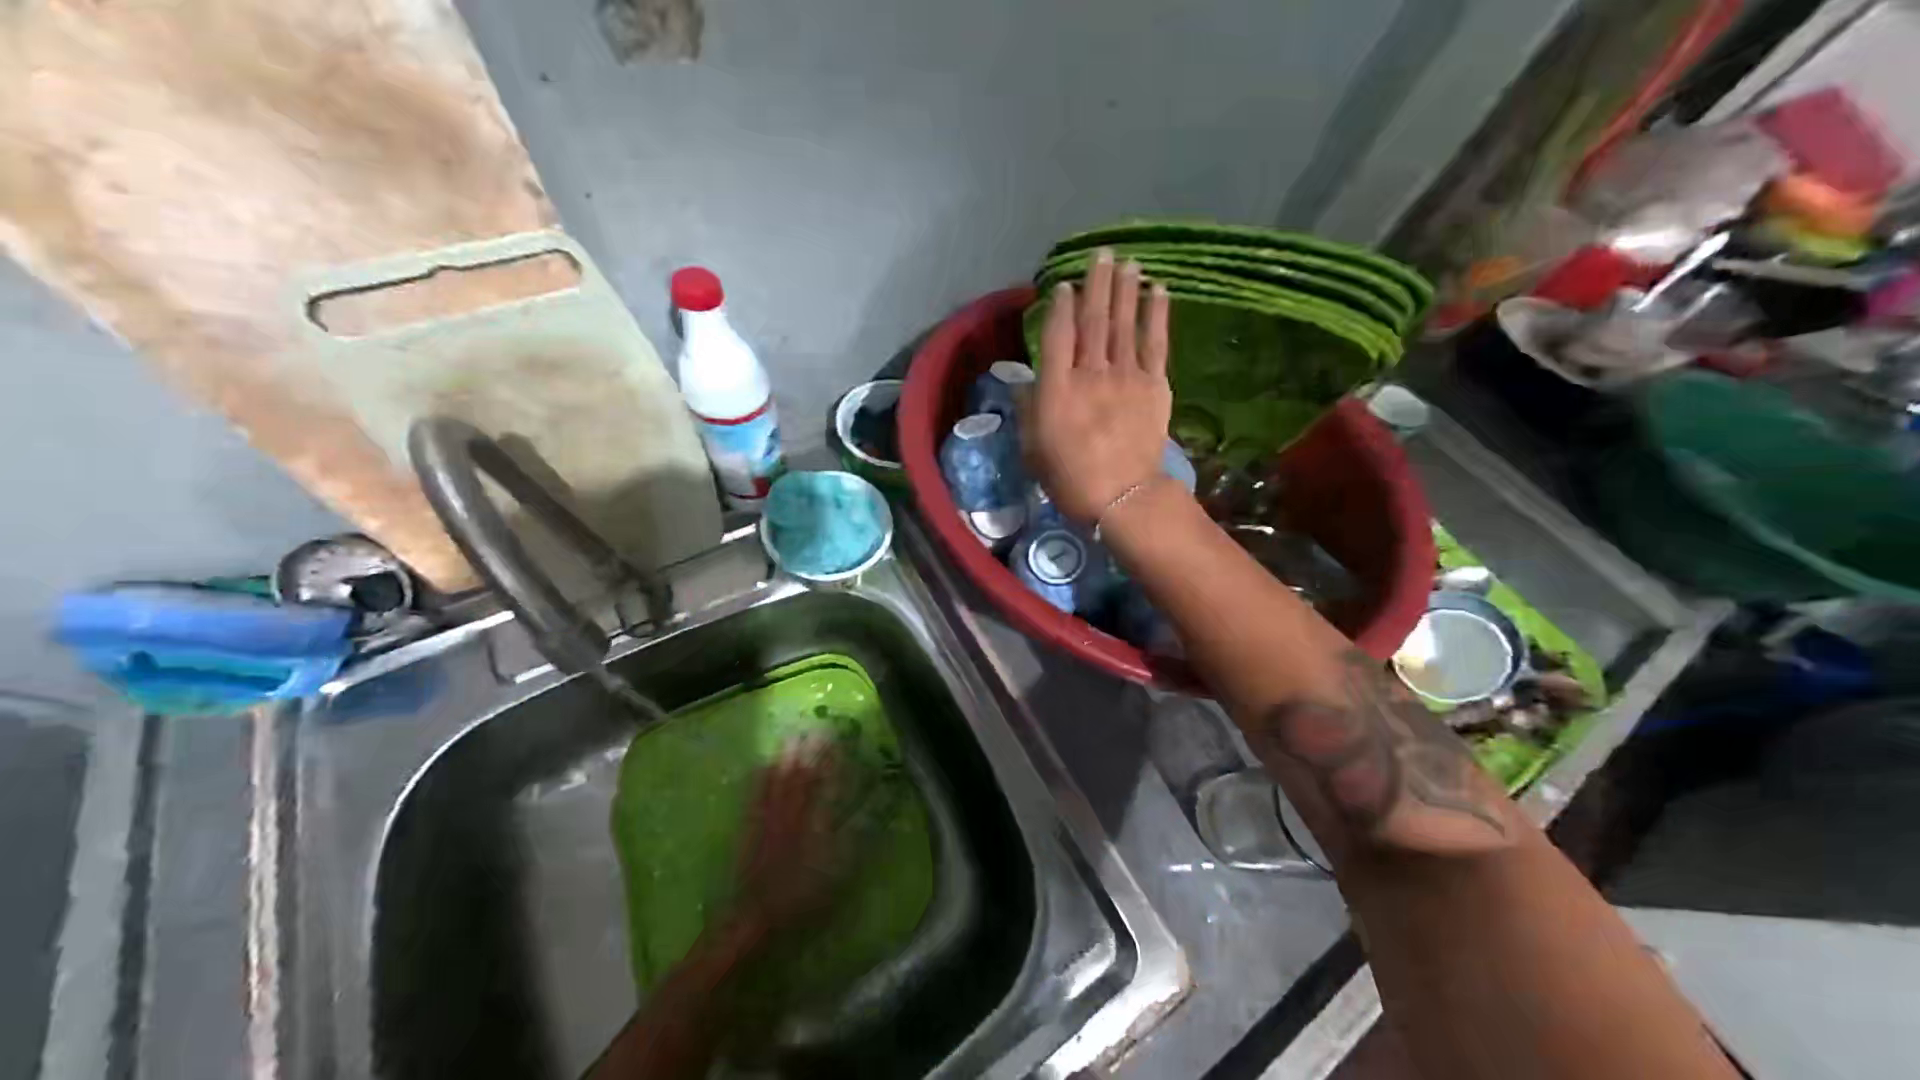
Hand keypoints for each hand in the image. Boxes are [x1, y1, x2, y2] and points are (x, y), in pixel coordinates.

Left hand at [730, 737, 848, 935]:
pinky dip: (761, 776)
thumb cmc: (802, 899)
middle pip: (803, 775)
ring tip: (794, 734)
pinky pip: (756, 795)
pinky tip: (763, 762)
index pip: (828, 783)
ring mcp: (768, 819)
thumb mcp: (838, 871)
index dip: (834, 760)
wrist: (754, 918)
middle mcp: (792, 814)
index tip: (840, 738)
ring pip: (779, 779)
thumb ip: (856, 837)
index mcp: (816, 823)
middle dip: (811, 750)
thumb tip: (875, 807)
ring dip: (787, 755)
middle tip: (818, 726)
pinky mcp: (750, 828)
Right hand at [1027, 249, 1173, 523]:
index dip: (1060, 307)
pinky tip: (1157, 291)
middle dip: (1096, 285)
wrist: (1123, 497)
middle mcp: (1090, 373)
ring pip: (1124, 323)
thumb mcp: (1034, 449)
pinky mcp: (1154, 385)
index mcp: (1057, 388)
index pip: (1058, 336)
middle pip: (1093, 320)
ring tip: (1126, 262)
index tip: (1064, 286)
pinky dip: (1156, 314)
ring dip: (1125, 289)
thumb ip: (1029, 410)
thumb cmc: (1070, 478)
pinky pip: (1155, 342)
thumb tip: (1026, 382)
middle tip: (1101, 254)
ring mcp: (1126, 376)